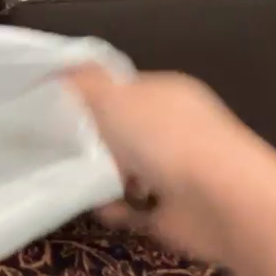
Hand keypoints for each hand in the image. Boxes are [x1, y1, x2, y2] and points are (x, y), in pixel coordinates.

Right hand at [66, 66, 275, 265]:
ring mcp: (178, 169)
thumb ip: (82, 80)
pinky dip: (113, 207)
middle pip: (116, 130)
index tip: (51, 106)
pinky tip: (101, 205)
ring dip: (96, 176)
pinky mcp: (174, 207)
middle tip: (55, 145)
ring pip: (120, 169)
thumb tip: (60, 68)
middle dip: (86, 141)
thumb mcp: (111, 96)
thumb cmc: (164, 139)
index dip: (85, 95)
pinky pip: (129, 205)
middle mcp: (176, 128)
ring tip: (73, 178)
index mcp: (167, 95)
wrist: (224, 205)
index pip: (119, 88)